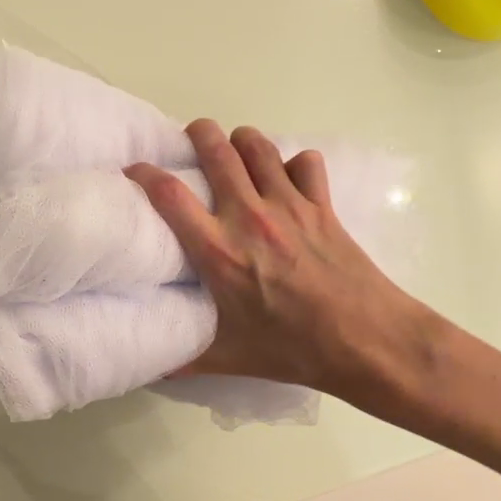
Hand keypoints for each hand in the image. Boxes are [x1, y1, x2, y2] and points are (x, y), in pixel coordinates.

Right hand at [125, 120, 445, 410]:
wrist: (366, 341)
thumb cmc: (292, 350)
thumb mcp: (228, 358)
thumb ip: (185, 358)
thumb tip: (151, 367)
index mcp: (217, 252)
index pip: (169, 195)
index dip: (145, 173)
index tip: (134, 170)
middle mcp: (249, 218)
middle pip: (217, 150)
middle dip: (198, 133)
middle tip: (191, 139)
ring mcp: (290, 207)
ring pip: (259, 147)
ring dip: (242, 141)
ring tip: (234, 150)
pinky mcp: (323, 207)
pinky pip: (306, 164)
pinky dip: (293, 164)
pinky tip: (287, 180)